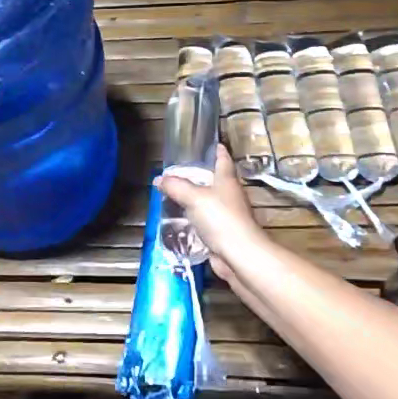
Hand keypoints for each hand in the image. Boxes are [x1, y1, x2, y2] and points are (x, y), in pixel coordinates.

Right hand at [158, 145, 272, 283]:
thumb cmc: (221, 218)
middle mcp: (230, 196)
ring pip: (209, 202)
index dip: (218, 150)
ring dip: (195, 199)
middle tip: (180, 171)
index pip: (223, 160)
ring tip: (174, 195)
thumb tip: (159, 179)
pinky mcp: (223, 234)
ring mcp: (228, 216)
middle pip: (215, 181)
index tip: (212, 143)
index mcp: (227, 180)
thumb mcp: (194, 197)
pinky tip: (180, 221)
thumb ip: (176, 187)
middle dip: (200, 176)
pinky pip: (205, 222)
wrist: (239, 255)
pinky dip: (194, 220)